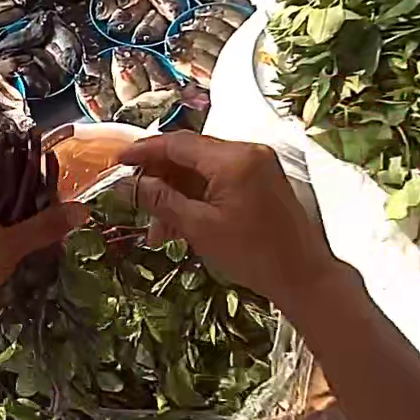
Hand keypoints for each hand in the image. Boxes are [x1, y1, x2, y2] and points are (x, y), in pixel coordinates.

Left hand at [0, 176, 88, 331]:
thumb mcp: (9, 245)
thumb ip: (44, 226)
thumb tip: (83, 208)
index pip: (8, 170)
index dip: (35, 177)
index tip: (59, 191)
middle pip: (13, 190)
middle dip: (38, 201)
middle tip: (64, 213)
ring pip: (14, 209)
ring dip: (34, 218)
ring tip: (60, 226)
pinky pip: (10, 225)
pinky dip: (26, 230)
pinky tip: (46, 238)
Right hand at [117, 132, 344, 310]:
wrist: (302, 276)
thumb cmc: (252, 253)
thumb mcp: (197, 226)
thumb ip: (159, 200)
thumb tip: (126, 184)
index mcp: (233, 160)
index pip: (177, 144)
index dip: (142, 151)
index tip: (117, 162)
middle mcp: (246, 153)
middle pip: (187, 153)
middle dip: (156, 174)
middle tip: (130, 194)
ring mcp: (255, 164)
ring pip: (198, 168)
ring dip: (172, 190)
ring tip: (154, 223)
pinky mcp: (257, 179)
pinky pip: (214, 179)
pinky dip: (191, 195)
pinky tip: (175, 220)